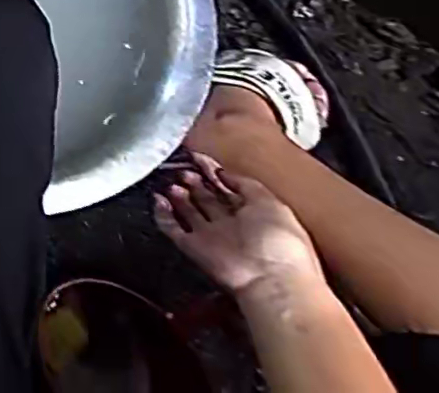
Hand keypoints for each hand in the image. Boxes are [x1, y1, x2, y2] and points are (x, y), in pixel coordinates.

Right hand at [154, 152, 324, 297]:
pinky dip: (161, 212)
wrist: (269, 281)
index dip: (214, 173)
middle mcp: (231, 226)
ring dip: (178, 195)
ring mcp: (210, 237)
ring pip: (188, 211)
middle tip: (183, 169)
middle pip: (207, 199)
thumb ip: (245, 184)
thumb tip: (220, 171)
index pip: (229, 190)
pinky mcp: (191, 246)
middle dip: (194, 182)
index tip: (198, 157)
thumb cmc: (279, 243)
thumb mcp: (272, 204)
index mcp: (256, 217)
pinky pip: (170, 226)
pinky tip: (159, 198)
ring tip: (173, 182)